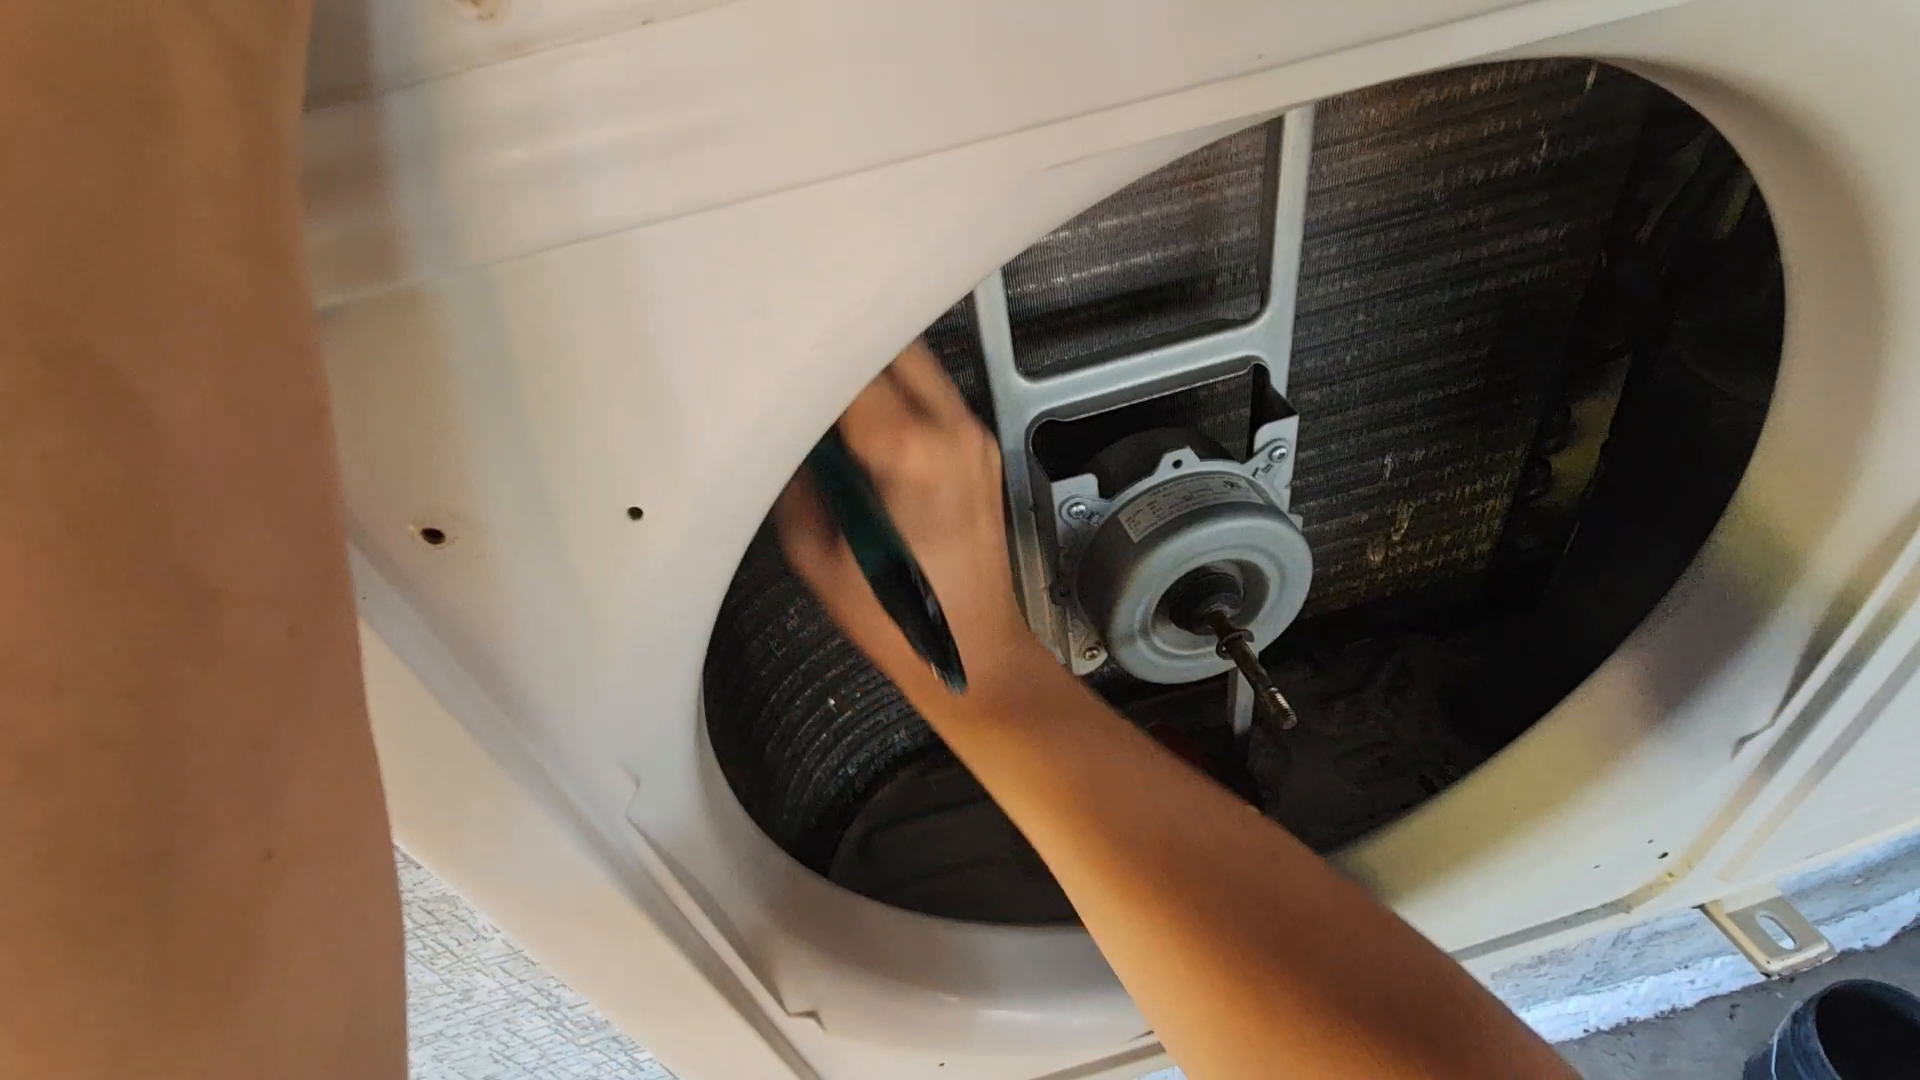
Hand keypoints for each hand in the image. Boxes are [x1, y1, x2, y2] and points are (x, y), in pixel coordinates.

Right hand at [776, 341, 1043, 709]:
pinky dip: (897, 397)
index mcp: (911, 455)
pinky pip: (932, 398)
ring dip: (871, 375)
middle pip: (891, 348)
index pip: (852, 369)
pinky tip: (868, 432)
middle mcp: (953, 435)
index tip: (781, 367)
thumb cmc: (904, 620)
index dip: (809, 363)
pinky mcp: (982, 452)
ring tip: (832, 409)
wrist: (975, 651)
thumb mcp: (817, 558)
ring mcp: (975, 440)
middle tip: (804, 383)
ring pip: (915, 366)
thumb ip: (797, 485)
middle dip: (842, 357)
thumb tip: (790, 442)